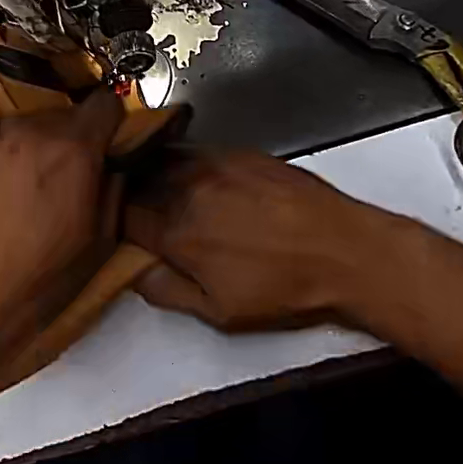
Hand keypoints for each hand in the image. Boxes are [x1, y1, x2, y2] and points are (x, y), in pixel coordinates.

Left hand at [0, 90, 123, 376]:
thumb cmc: (38, 281)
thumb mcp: (99, 242)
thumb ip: (115, 189)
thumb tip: (116, 165)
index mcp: (73, 148)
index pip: (106, 102)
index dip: (118, 120)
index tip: (117, 142)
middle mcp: (32, 131)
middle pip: (69, 114)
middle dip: (81, 138)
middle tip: (82, 175)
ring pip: (35, 128)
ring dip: (47, 148)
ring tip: (43, 189)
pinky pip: (6, 145)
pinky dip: (18, 159)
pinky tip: (12, 197)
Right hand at [125, 150, 423, 331]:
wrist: (344, 250)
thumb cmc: (286, 288)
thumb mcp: (219, 312)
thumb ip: (168, 291)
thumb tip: (136, 271)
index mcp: (179, 234)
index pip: (125, 219)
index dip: (119, 225)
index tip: (123, 231)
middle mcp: (191, 191)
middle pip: (140, 184)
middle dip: (132, 196)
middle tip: (136, 208)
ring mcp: (218, 166)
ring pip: (166, 161)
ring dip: (155, 174)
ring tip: (160, 189)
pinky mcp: (243, 153)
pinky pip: (199, 151)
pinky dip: (187, 162)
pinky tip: (200, 179)